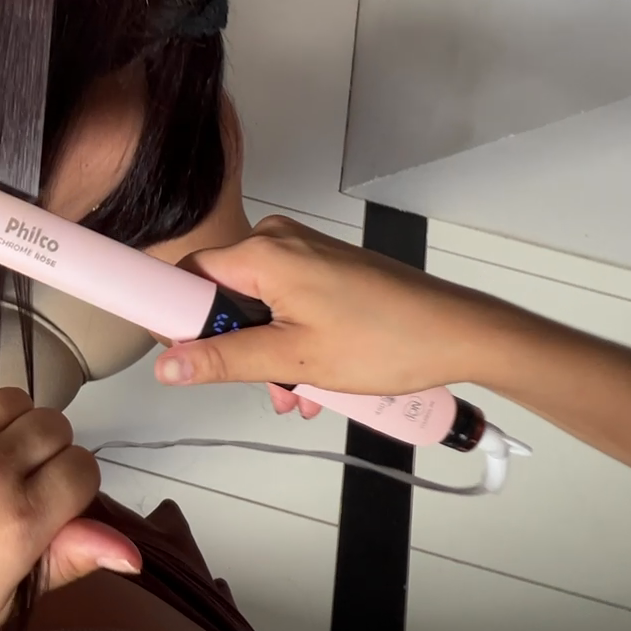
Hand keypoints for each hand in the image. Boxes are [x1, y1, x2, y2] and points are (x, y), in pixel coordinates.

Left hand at [0, 388, 138, 630]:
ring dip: (22, 422)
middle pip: (55, 424)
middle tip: (37, 482)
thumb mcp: (12, 598)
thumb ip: (70, 558)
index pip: (83, 467)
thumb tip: (130, 552)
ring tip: (9, 456)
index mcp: (19, 519)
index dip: (81, 486)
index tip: (65, 503)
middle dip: (56, 451)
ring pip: (17, 398)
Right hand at [155, 217, 530, 395]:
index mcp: (260, 252)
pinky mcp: (322, 262)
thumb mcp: (294, 359)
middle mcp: (275, 239)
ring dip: (264, 346)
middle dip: (234, 342)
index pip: (187, 274)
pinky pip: (281, 295)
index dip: (180, 314)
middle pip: (223, 291)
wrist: (465, 333)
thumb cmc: (384, 342)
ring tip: (297, 392)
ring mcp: (302, 248)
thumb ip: (222, 360)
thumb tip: (165, 367)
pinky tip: (312, 372)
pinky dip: (287, 331)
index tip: (191, 352)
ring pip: (254, 299)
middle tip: (264, 384)